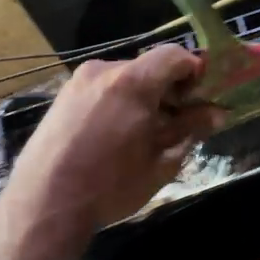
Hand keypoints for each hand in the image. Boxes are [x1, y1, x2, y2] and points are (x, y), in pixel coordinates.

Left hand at [3, 46, 222, 233]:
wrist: (43, 204)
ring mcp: (78, 82)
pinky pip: (102, 90)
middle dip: (170, 90)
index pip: (175, 55)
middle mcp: (104, 71)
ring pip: (125, 80)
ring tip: (146, 135)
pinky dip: (119, 104)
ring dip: (144, 99)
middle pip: (150, 67)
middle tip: (180, 122)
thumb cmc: (110, 185)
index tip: (203, 98)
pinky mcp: (61, 98)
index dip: (195, 72)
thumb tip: (217, 113)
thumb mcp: (161, 161)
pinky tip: (117, 137)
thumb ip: (190, 130)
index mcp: (134, 81)